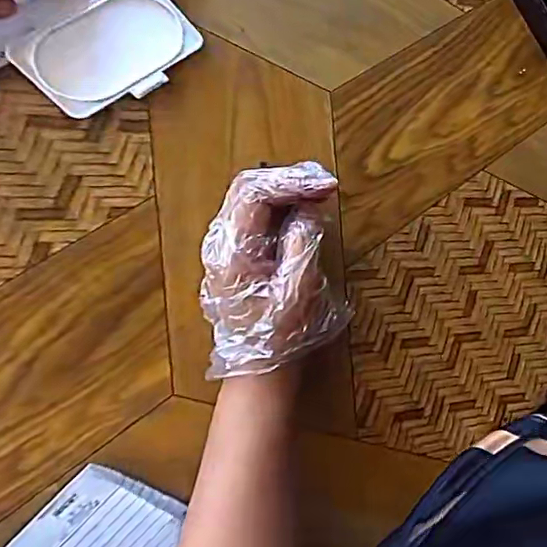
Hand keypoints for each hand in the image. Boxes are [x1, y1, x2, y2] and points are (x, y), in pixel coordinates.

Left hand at [200, 162, 348, 378]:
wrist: (258, 368)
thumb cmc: (278, 335)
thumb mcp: (298, 292)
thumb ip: (302, 246)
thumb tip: (307, 211)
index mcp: (230, 252)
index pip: (254, 194)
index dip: (292, 182)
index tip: (326, 185)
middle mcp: (221, 243)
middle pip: (248, 187)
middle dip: (289, 178)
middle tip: (326, 183)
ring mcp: (227, 246)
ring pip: (252, 197)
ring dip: (287, 188)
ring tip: (320, 191)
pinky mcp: (239, 251)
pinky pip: (258, 213)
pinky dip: (283, 202)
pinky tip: (306, 206)